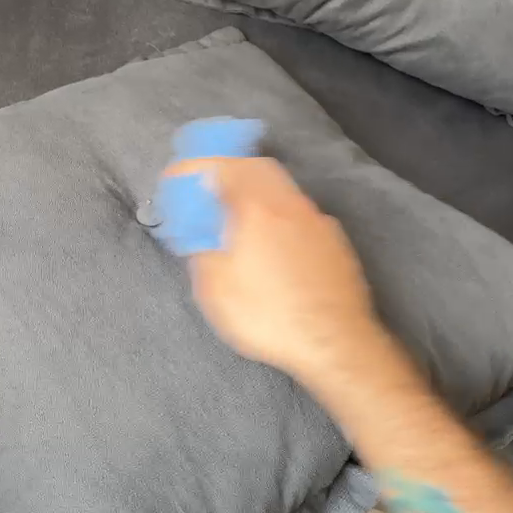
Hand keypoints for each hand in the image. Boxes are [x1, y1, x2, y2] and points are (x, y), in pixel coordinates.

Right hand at [172, 156, 388, 380]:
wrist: (336, 346)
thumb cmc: (268, 316)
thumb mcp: (214, 289)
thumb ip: (201, 251)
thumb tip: (201, 237)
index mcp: (256, 208)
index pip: (222, 166)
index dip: (195, 167)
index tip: (176, 176)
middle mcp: (290, 205)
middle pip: (258, 167)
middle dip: (230, 170)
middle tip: (209, 188)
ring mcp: (318, 222)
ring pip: (282, 190)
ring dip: (256, 193)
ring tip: (239, 218)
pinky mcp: (336, 244)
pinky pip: (300, 215)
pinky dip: (279, 216)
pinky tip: (274, 244)